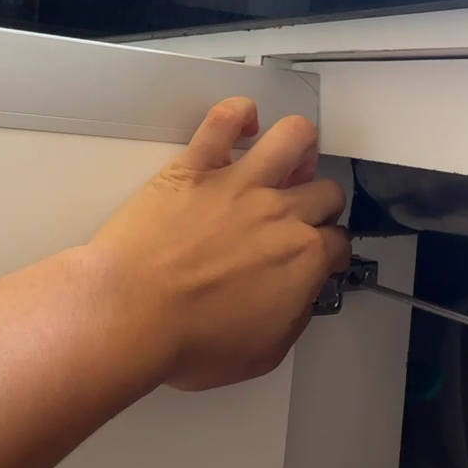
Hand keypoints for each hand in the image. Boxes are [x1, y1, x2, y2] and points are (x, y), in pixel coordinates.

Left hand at [81, 97, 349, 391]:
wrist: (129, 313)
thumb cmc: (185, 339)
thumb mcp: (261, 354)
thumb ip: (292, 319)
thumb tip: (299, 300)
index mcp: (301, 259)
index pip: (337, 242)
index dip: (331, 249)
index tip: (321, 252)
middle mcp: (279, 213)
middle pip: (325, 190)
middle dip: (321, 200)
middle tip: (303, 209)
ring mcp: (238, 183)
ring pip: (294, 137)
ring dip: (300, 144)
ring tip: (289, 156)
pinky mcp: (196, 165)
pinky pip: (225, 118)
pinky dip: (239, 113)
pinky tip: (241, 125)